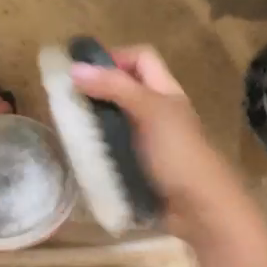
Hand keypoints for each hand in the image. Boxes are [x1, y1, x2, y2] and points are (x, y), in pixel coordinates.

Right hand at [68, 46, 256, 240]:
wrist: (201, 209)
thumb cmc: (179, 154)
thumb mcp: (149, 112)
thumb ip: (114, 87)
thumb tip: (74, 69)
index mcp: (164, 92)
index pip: (140, 59)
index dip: (114, 57)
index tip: (82, 71)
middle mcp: (156, 112)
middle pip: (123, 89)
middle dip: (95, 92)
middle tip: (65, 102)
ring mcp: (146, 142)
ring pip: (114, 122)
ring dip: (92, 124)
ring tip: (67, 129)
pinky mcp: (138, 168)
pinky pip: (111, 152)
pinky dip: (96, 151)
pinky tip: (79, 156)